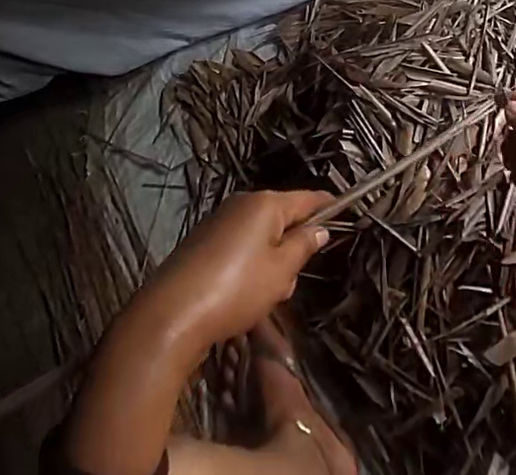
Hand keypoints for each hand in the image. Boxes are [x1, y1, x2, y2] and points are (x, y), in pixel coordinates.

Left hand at [134, 189, 333, 356]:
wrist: (169, 316)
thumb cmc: (235, 290)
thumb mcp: (280, 272)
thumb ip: (304, 246)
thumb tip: (320, 229)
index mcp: (265, 203)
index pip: (308, 198)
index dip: (328, 206)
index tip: (346, 211)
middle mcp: (242, 204)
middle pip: (283, 217)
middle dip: (294, 245)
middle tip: (290, 281)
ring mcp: (219, 222)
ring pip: (262, 236)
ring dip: (272, 260)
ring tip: (264, 297)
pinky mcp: (203, 243)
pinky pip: (240, 246)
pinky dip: (250, 265)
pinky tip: (241, 296)